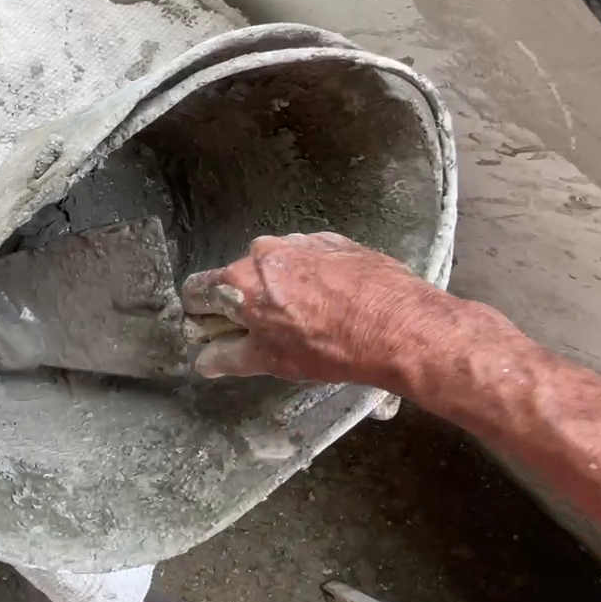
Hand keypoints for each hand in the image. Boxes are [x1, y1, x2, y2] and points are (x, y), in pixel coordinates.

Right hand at [180, 232, 454, 384]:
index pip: (196, 290)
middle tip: (271, 330)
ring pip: (274, 266)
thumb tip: (201, 361)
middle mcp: (262, 251)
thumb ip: (228, 357)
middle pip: (237, 277)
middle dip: (246, 302)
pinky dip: (312, 276)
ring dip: (280, 287)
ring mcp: (299, 240)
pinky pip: (308, 257)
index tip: (216, 330)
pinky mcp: (333, 239)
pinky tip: (335, 301)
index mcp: (238, 280)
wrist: (404, 327)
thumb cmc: (329, 347)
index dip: (200, 313)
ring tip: (311, 315)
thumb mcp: (272, 361)